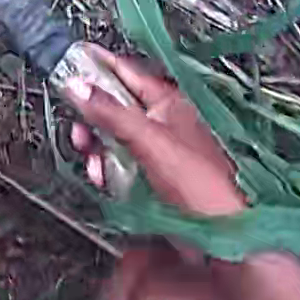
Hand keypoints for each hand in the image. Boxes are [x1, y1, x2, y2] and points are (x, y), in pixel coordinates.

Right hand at [65, 47, 245, 217]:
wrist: (227, 240)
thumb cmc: (200, 185)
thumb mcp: (148, 139)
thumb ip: (110, 111)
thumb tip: (76, 85)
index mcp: (168, 101)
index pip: (125, 70)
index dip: (98, 64)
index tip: (72, 60)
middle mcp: (163, 120)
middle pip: (115, 105)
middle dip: (91, 114)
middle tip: (77, 123)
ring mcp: (159, 148)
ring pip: (115, 134)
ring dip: (96, 144)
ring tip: (89, 154)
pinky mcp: (154, 175)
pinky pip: (121, 161)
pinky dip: (107, 166)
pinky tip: (101, 175)